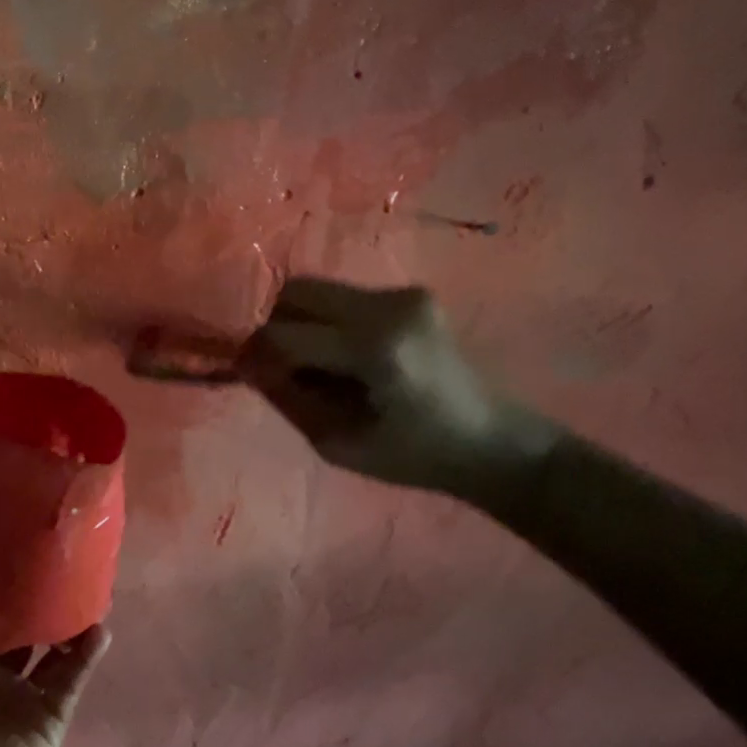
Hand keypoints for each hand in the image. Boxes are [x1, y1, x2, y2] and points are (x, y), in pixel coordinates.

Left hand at [0, 580, 110, 746]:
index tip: (7, 555)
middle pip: (20, 633)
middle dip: (35, 606)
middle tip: (54, 569)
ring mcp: (24, 694)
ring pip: (51, 654)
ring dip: (66, 628)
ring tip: (85, 592)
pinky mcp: (50, 716)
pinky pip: (70, 681)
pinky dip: (85, 658)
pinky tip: (99, 631)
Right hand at [241, 277, 559, 498]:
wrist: (498, 443)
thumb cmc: (417, 455)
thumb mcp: (336, 444)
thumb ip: (287, 398)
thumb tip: (250, 366)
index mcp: (375, 348)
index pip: (283, 334)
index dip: (256, 355)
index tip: (249, 377)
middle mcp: (389, 308)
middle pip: (295, 293)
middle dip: (277, 328)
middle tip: (282, 366)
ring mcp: (404, 295)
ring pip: (315, 290)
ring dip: (302, 323)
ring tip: (319, 364)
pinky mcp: (412, 295)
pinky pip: (342, 298)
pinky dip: (328, 323)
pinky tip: (347, 357)